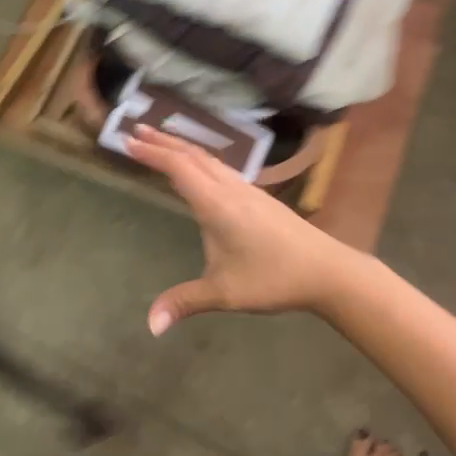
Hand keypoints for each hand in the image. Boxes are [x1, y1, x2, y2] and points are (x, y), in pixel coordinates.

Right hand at [128, 125, 366, 334]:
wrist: (329, 271)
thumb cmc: (274, 278)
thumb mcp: (224, 294)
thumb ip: (185, 302)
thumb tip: (150, 325)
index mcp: (216, 205)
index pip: (178, 167)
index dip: (151, 153)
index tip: (127, 140)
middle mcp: (230, 189)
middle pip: (192, 155)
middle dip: (162, 142)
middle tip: (135, 130)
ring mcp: (247, 190)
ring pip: (209, 159)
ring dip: (182, 147)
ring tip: (161, 142)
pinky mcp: (259, 198)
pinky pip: (221, 167)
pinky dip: (200, 159)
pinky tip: (200, 170)